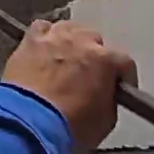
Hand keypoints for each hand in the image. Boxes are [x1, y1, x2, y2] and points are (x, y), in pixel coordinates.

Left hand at [1, 19, 136, 152]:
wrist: (29, 121)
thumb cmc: (71, 125)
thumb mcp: (106, 120)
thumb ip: (110, 97)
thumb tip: (105, 92)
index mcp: (104, 60)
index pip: (124, 62)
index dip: (123, 77)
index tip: (118, 89)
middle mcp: (80, 40)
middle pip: (94, 40)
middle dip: (94, 56)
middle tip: (88, 75)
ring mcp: (53, 37)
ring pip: (68, 29)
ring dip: (71, 43)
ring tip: (66, 60)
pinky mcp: (29, 40)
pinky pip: (41, 29)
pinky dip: (45, 37)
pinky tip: (44, 50)